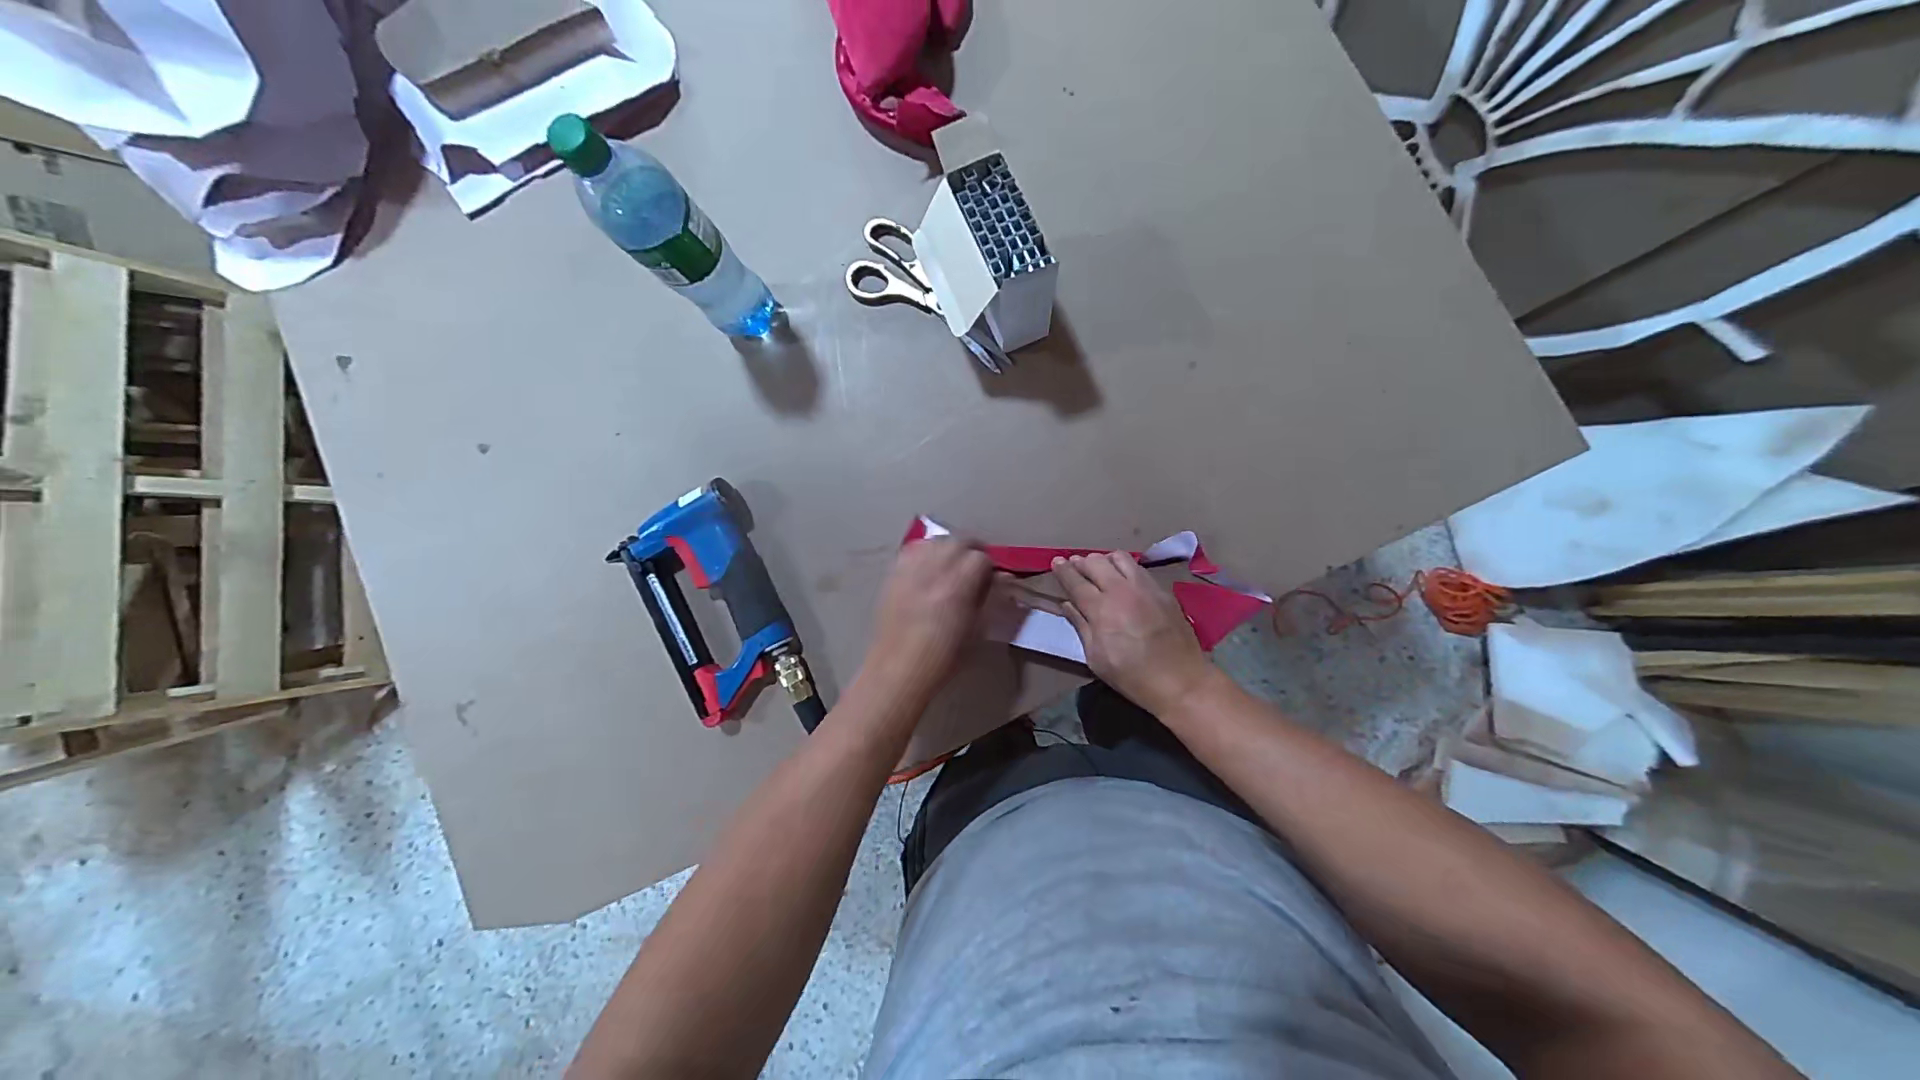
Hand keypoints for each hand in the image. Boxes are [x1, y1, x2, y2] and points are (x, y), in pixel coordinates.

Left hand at [865, 538, 996, 697]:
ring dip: (949, 548)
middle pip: (958, 541)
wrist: (899, 668)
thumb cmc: (943, 657)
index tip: (991, 579)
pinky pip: (912, 550)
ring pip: (935, 541)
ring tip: (953, 564)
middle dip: (972, 550)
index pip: (980, 558)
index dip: (990, 566)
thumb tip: (1001, 579)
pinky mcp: (893, 574)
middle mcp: (933, 571)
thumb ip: (989, 599)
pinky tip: (930, 566)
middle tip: (977, 566)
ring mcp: (910, 570)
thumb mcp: (976, 630)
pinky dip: (926, 552)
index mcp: (956, 588)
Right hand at [1053, 552, 1214, 715]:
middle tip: (1074, 565)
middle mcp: (1122, 590)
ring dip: (1104, 560)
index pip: (1076, 581)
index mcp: (1101, 609)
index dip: (1063, 571)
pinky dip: (1125, 568)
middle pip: (1096, 563)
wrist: (1180, 680)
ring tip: (1099, 568)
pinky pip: (1139, 569)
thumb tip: (1067, 605)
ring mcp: (1145, 588)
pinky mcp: (1163, 591)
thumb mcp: (1096, 658)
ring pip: (1120, 558)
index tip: (1056, 562)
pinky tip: (1123, 577)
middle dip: (1080, 562)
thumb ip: (1081, 626)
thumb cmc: (1131, 675)